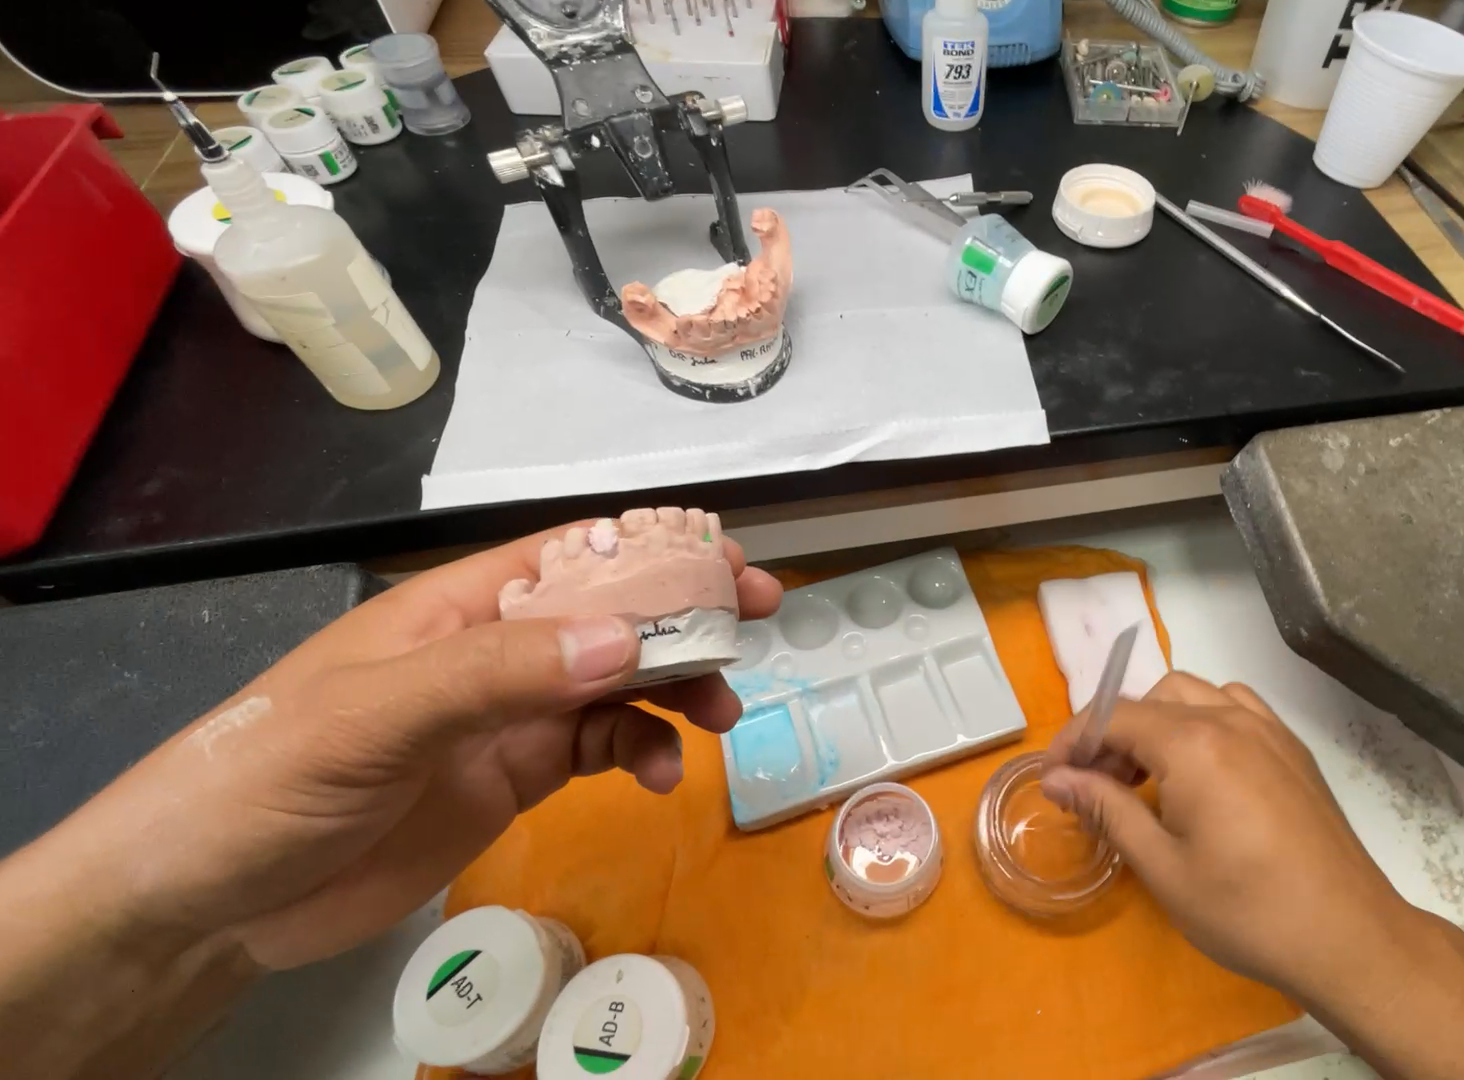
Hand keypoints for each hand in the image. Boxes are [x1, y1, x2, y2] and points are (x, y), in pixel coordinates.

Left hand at [53, 525, 779, 971]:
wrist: (204, 907)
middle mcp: (505, 648)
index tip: (727, 558)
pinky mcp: (526, 770)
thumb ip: (500, 672)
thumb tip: (625, 641)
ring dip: (680, 690)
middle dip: (691, 614)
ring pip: (626, 683)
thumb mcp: (375, 715)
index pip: (578, 555)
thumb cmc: (266, 780)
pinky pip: (608, 748)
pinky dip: (645, 754)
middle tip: (759, 619)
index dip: (657, 549)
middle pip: (619, 615)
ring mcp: (519, 711)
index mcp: (467, 607)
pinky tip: (661, 777)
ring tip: (722, 715)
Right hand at [1040, 673, 1413, 998]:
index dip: (1073, 741)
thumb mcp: (1161, 867)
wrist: (1351, 939)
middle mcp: (1228, 718)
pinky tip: (1200, 764)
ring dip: (1155, 721)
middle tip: (1096, 785)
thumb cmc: (1247, 911)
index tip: (1052, 777)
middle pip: (1150, 701)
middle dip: (1111, 733)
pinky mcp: (1290, 746)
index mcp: (1193, 744)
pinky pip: (1233, 704)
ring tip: (1145, 773)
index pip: (1113, 716)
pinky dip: (1201, 717)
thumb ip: (1106, 809)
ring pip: (1191, 693)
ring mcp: (1266, 728)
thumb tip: (1056, 779)